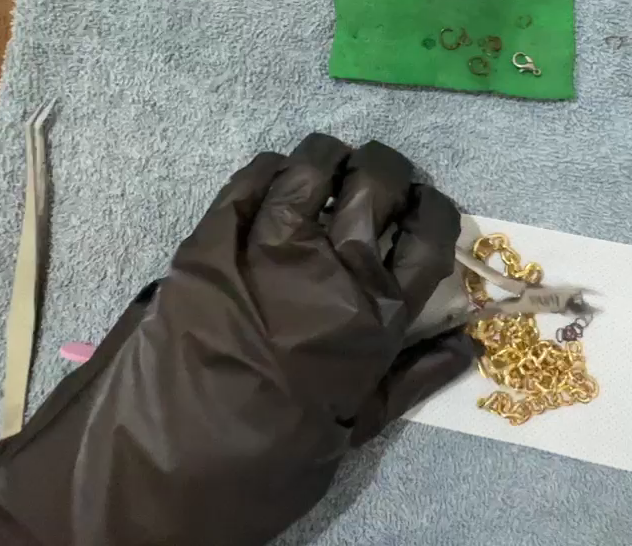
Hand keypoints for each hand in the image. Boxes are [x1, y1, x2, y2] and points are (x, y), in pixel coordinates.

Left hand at [0, 135, 473, 545]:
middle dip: (390, 167)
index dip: (436, 209)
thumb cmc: (269, 463)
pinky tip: (275, 174)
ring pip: (312, 167)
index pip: (429, 237)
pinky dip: (269, 167)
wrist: (161, 478)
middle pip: (378, 185)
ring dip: (329, 153)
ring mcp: (267, 251)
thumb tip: (470, 343)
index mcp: (374, 322)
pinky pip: (249, 179)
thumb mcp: (356, 430)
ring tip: (332, 159)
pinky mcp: (212, 242)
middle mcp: (330, 273)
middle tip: (382, 175)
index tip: (425, 206)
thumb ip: (415, 378)